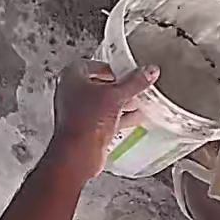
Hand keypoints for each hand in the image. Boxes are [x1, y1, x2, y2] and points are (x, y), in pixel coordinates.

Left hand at [43, 61, 159, 181]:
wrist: (78, 154)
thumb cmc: (86, 121)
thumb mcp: (117, 96)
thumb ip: (134, 82)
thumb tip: (149, 71)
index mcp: (71, 78)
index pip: (88, 64)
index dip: (106, 67)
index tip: (121, 69)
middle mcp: (71, 94)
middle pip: (97, 84)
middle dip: (116, 86)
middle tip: (132, 84)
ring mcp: (77, 113)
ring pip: (101, 103)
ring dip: (119, 101)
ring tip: (138, 100)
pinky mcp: (85, 129)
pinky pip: (104, 119)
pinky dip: (119, 116)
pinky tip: (136, 117)